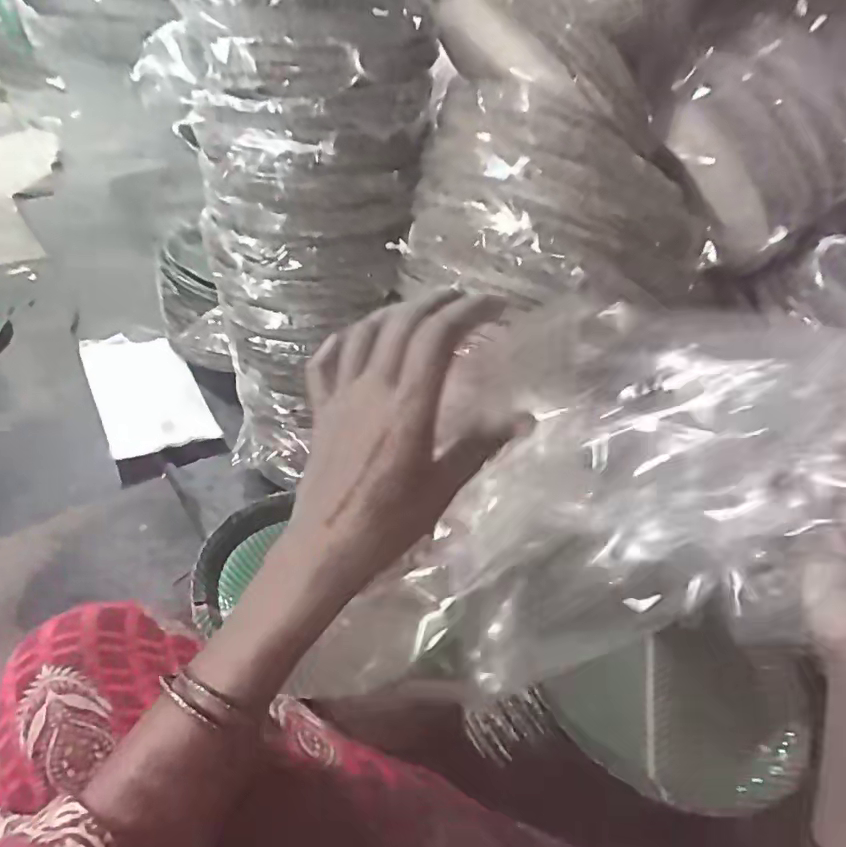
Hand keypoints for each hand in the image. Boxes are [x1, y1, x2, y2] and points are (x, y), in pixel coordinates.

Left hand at [276, 290, 512, 604]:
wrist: (326, 546)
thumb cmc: (389, 524)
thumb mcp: (443, 488)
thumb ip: (480, 446)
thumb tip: (525, 419)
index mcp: (408, 406)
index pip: (438, 336)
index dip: (469, 311)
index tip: (496, 306)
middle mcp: (371, 389)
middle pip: (402, 323)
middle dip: (437, 301)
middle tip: (465, 300)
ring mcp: (340, 397)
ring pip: (364, 333)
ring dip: (395, 313)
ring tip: (420, 312)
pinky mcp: (320, 412)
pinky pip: (326, 361)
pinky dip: (345, 339)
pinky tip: (357, 338)